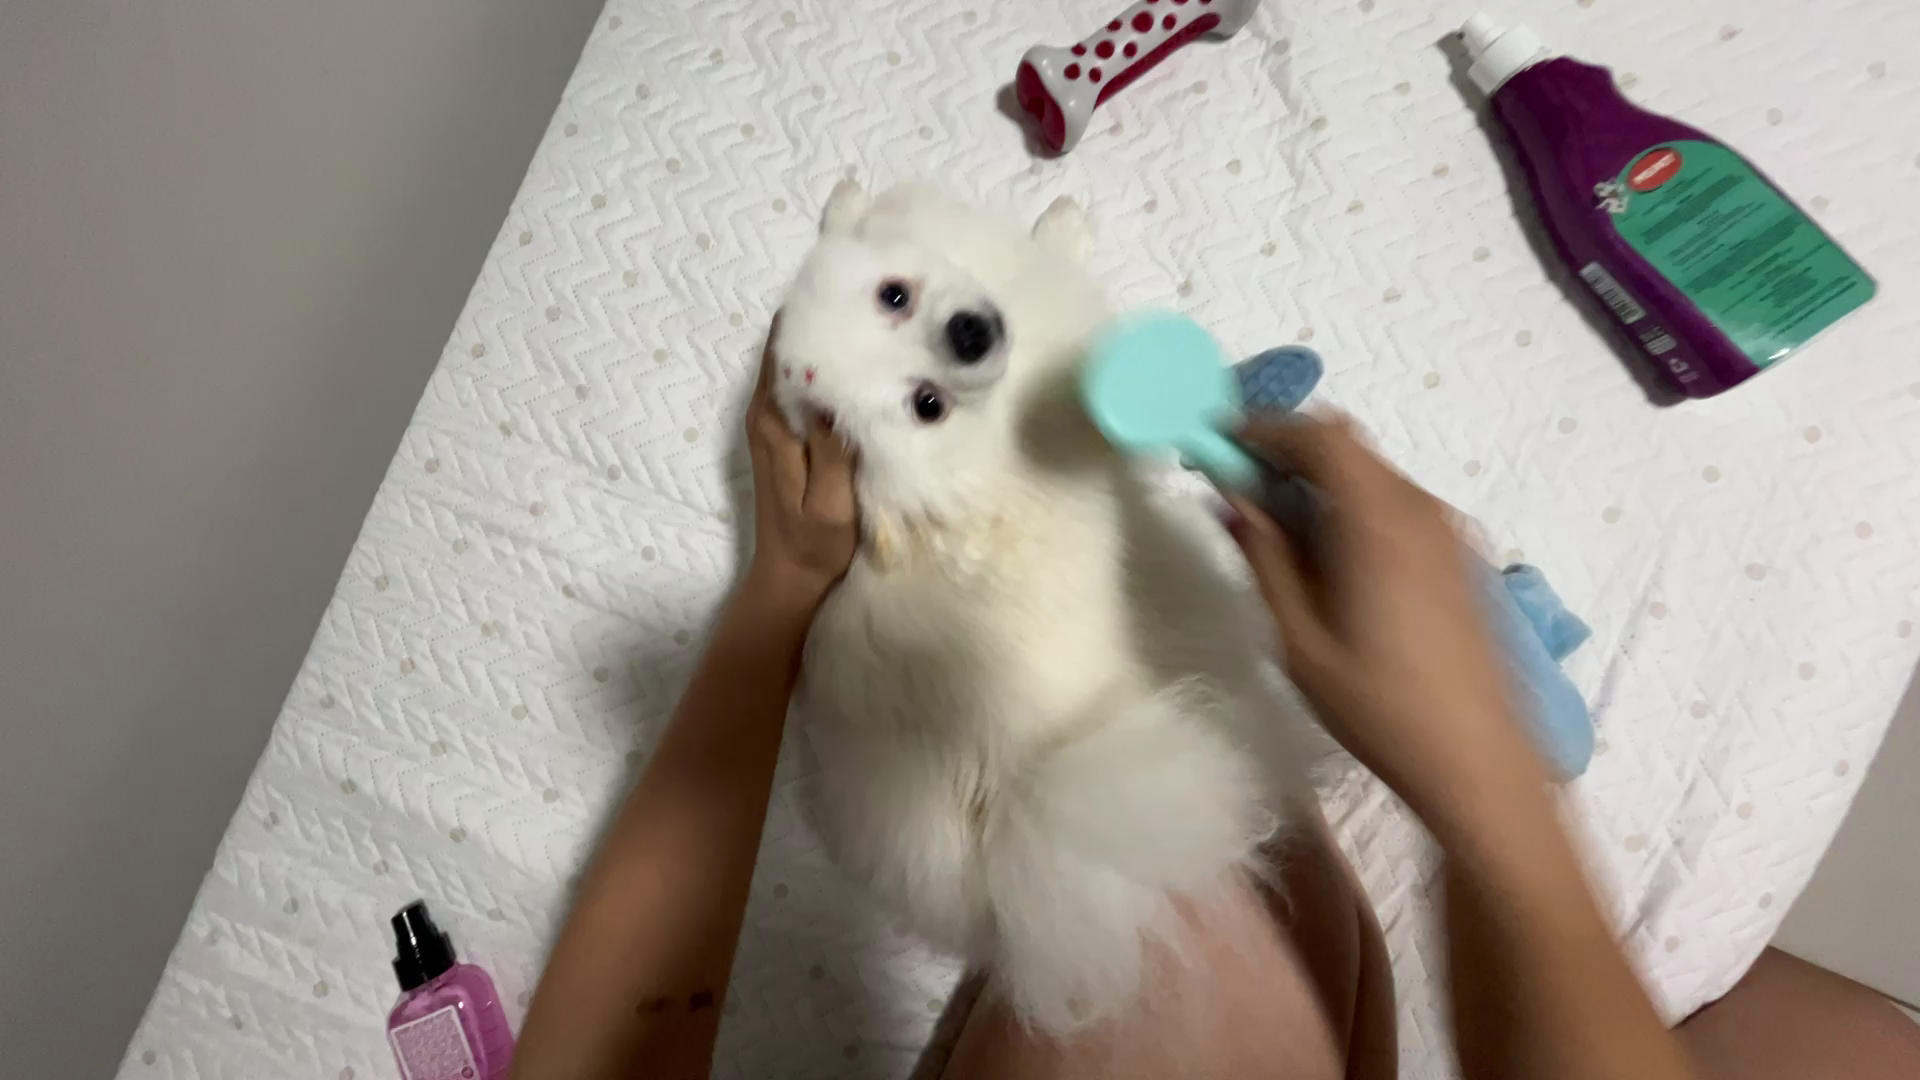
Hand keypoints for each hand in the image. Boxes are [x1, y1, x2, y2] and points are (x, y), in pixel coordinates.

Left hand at [740, 321, 858, 614]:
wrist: (790, 578)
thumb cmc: (813, 543)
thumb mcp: (829, 499)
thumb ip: (830, 446)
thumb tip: (834, 384)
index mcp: (773, 422)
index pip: (783, 350)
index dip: (811, 316)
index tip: (850, 291)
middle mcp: (767, 415)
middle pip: (789, 350)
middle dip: (825, 324)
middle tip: (874, 302)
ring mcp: (777, 425)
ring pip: (799, 368)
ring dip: (829, 348)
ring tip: (875, 325)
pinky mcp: (790, 438)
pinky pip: (807, 391)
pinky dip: (830, 375)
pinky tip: (862, 370)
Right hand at [1225, 416, 1547, 833]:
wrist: (1480, 763)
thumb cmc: (1376, 706)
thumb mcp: (1297, 636)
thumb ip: (1265, 557)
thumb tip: (1232, 501)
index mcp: (1377, 524)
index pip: (1319, 438)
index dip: (1263, 428)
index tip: (1219, 445)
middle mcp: (1419, 510)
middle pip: (1346, 445)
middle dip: (1285, 449)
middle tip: (1239, 485)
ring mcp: (1447, 531)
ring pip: (1370, 472)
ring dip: (1316, 477)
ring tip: (1275, 525)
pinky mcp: (1459, 555)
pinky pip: (1393, 501)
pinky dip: (1348, 501)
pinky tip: (1327, 554)